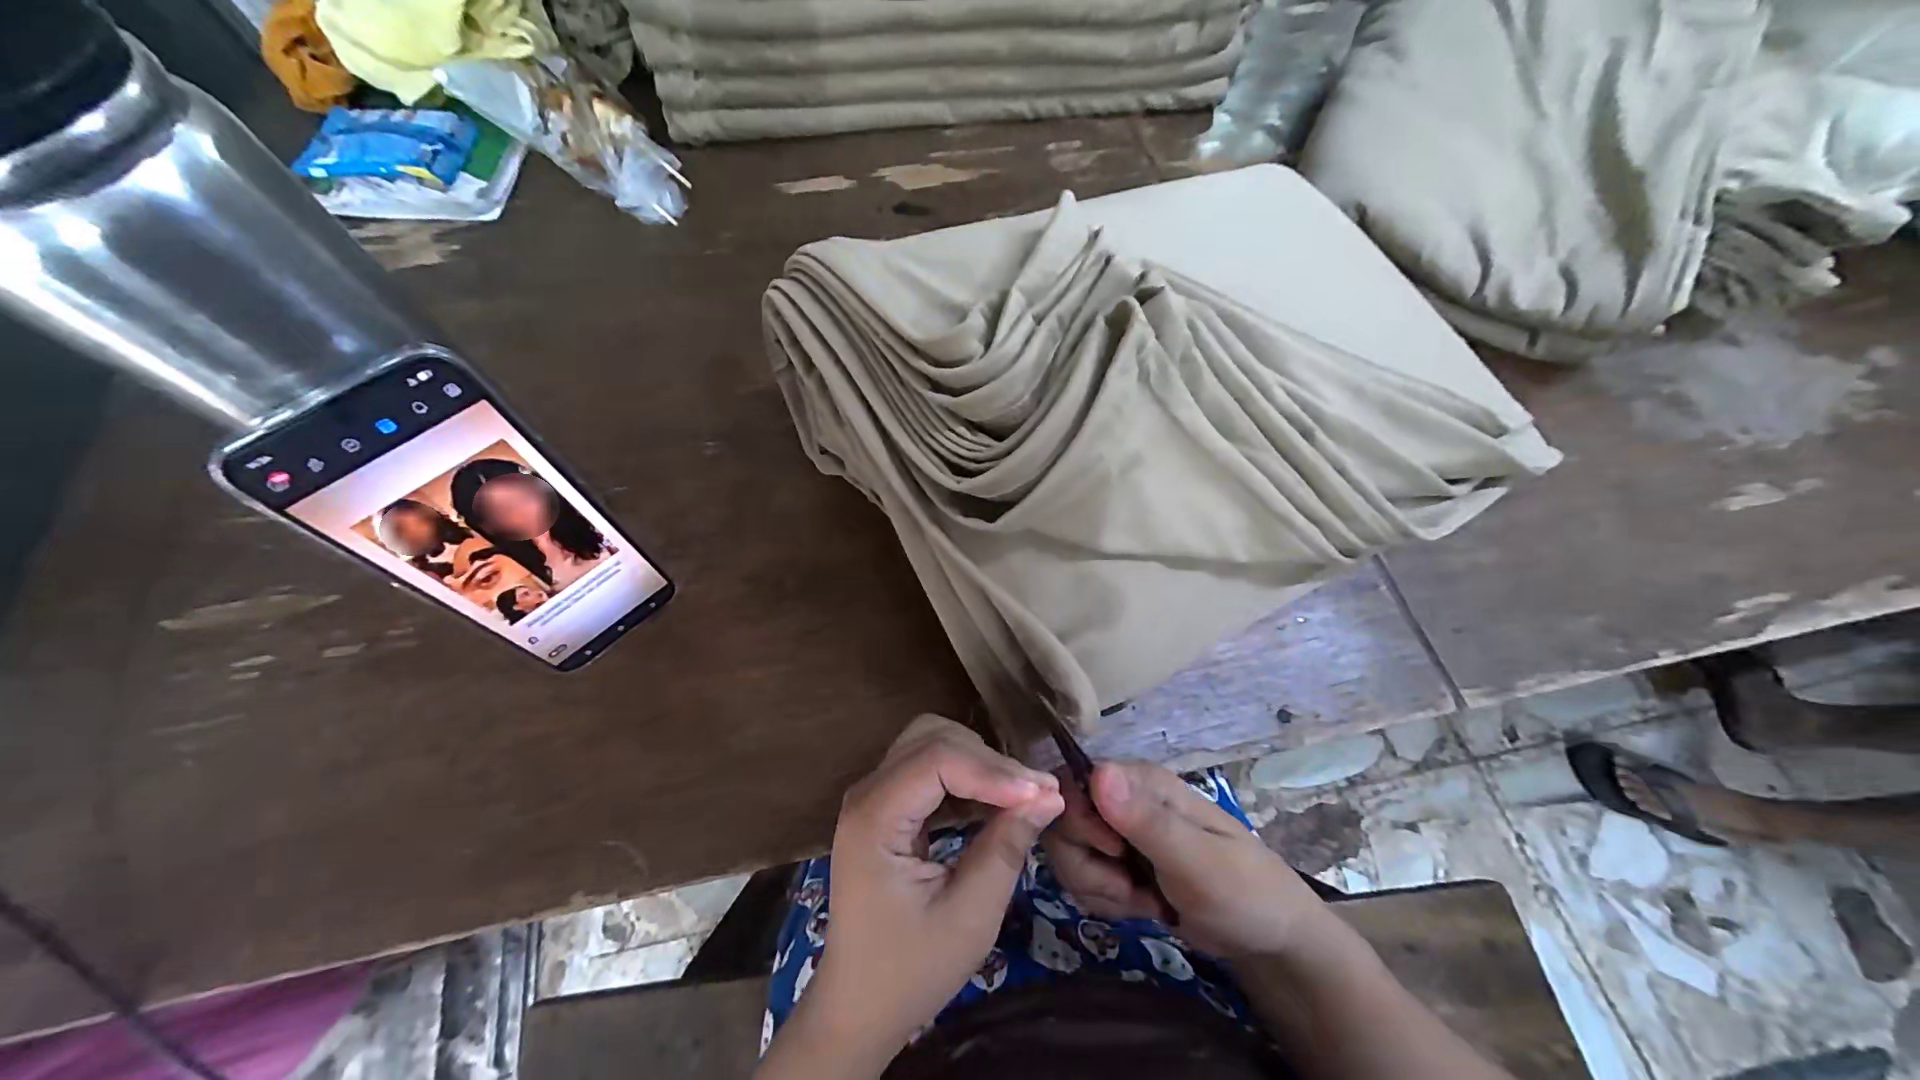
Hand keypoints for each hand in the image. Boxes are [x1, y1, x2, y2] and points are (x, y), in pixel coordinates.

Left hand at [766, 715, 1062, 1074]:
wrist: (859, 1004)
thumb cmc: (911, 970)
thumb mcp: (969, 917)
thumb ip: (1006, 848)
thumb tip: (1049, 796)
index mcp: (873, 818)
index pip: (938, 760)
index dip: (994, 771)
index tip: (1043, 794)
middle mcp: (866, 794)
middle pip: (932, 739)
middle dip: (989, 761)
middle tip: (1036, 795)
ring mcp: (872, 797)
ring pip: (931, 744)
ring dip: (979, 763)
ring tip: (1021, 797)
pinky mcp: (885, 806)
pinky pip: (928, 768)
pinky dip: (966, 777)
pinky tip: (994, 803)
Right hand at [1041, 761, 1328, 957]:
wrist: (1266, 938)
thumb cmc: (1243, 892)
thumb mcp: (1196, 860)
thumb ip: (1146, 820)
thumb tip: (1097, 773)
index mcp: (1141, 782)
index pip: (1072, 782)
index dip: (1079, 822)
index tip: (1114, 854)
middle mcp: (1121, 798)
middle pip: (1063, 822)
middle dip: (1088, 865)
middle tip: (1129, 888)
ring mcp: (1117, 830)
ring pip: (1068, 852)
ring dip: (1098, 888)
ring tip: (1142, 902)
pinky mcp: (1115, 862)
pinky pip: (1081, 877)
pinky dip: (1104, 900)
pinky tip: (1140, 907)